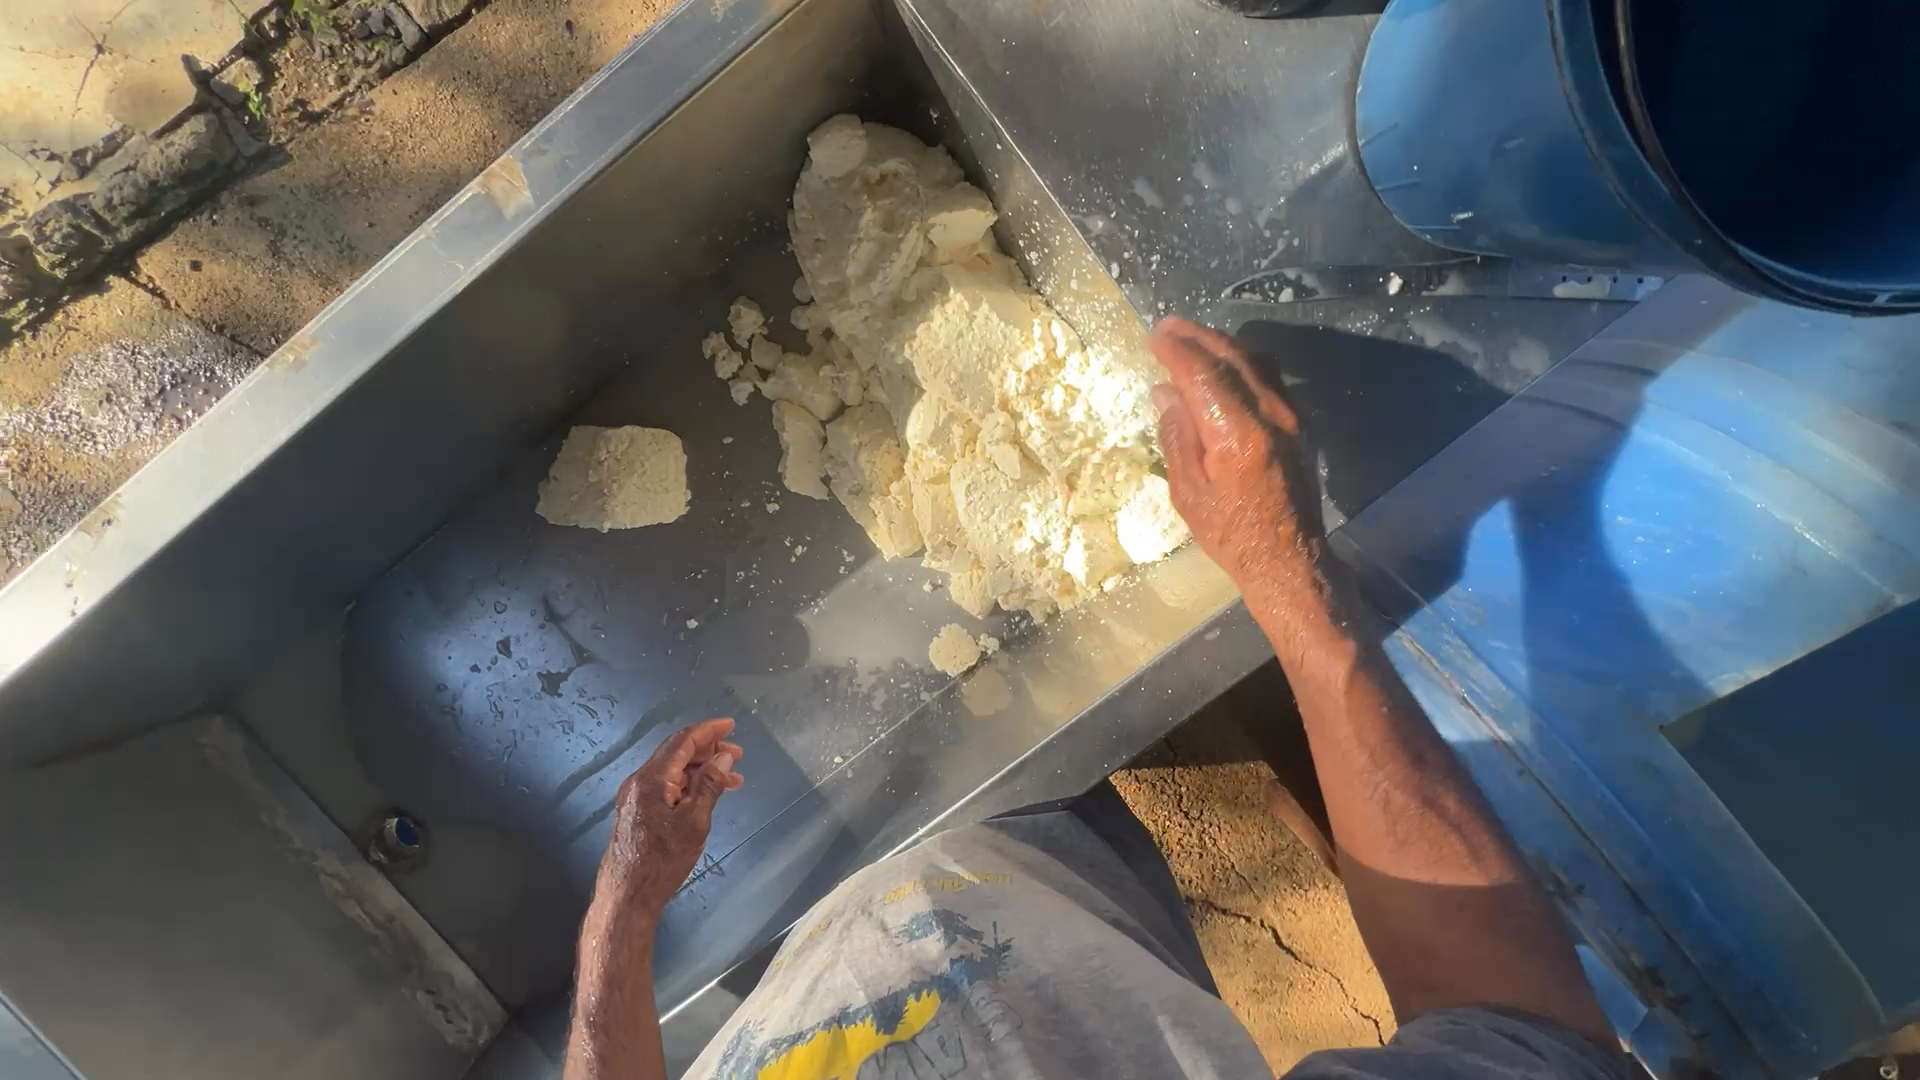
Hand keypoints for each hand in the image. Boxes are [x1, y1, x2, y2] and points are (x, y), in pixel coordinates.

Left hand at [591, 717, 744, 921]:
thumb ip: (709, 785)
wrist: (626, 898)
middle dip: (709, 750)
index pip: (683, 741)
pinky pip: (667, 785)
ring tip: (731, 780)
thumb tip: (724, 757)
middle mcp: (639, 781)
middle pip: (677, 752)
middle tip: (737, 757)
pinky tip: (707, 794)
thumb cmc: (662, 860)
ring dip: (702, 769)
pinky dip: (690, 784)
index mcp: (652, 778)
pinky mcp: (636, 811)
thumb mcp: (694, 821)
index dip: (709, 730)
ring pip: (673, 770)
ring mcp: (635, 796)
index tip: (731, 725)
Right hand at [1149, 317, 1325, 610]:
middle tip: (1166, 326)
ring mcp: (1287, 416)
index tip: (1153, 337)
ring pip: (1252, 362)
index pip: (1202, 374)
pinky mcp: (1294, 424)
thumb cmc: (1229, 533)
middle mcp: (1268, 414)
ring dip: (1219, 344)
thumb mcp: (1188, 492)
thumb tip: (1166, 393)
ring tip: (1189, 339)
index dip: (1175, 351)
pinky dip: (1238, 362)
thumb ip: (1178, 436)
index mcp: (1236, 434)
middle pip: (1230, 357)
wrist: (1286, 558)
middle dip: (1197, 337)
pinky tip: (1220, 365)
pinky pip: (1265, 377)